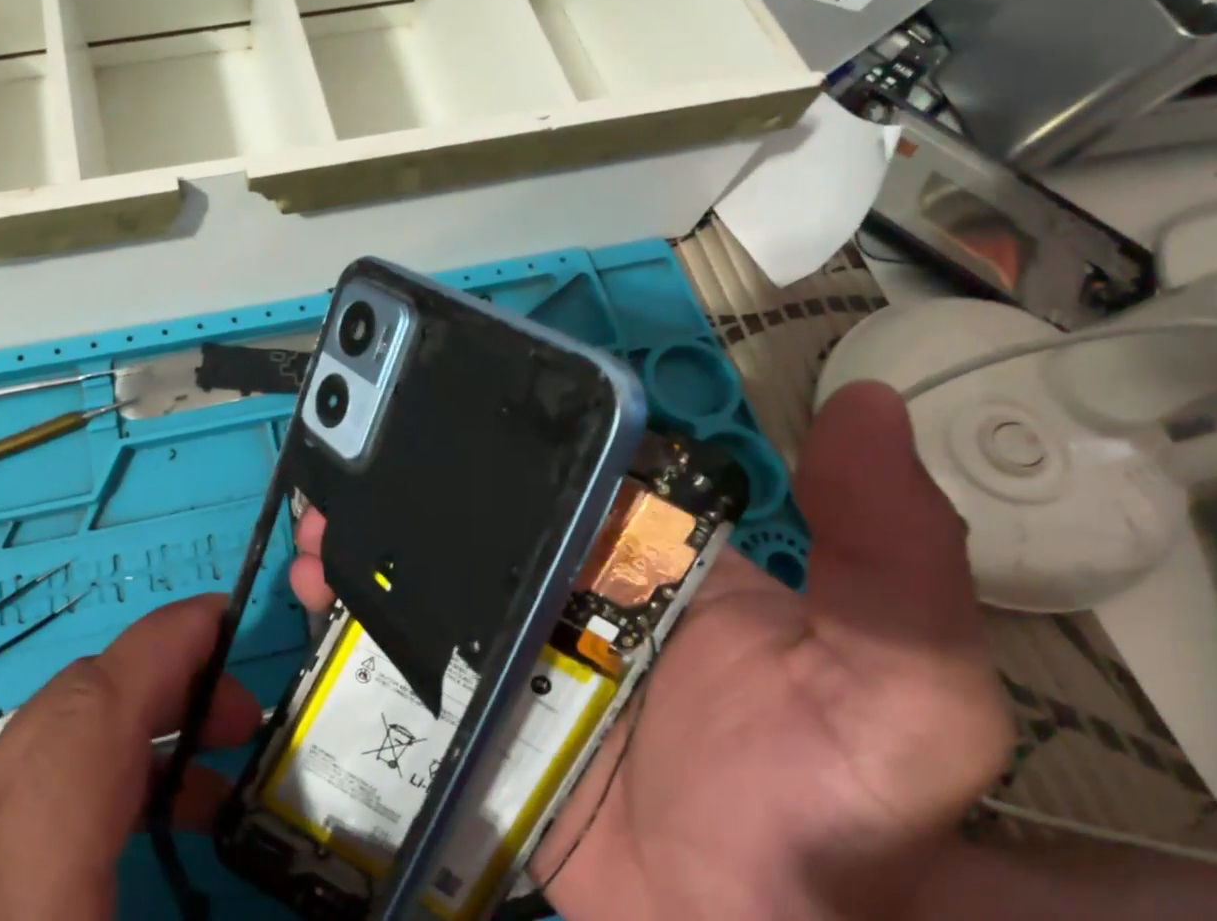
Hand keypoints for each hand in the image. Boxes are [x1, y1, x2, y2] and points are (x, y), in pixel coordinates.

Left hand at [0, 594, 261, 920]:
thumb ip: (213, 903)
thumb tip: (313, 900)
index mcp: (16, 889)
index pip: (91, 716)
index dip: (165, 648)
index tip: (228, 619)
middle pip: (55, 716)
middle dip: (159, 687)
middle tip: (238, 722)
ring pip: (20, 760)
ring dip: (117, 747)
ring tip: (194, 798)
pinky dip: (63, 797)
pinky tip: (100, 854)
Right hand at [290, 382, 1013, 919]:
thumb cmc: (833, 811)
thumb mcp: (900, 682)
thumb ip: (891, 554)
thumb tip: (867, 405)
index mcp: (657, 560)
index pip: (563, 478)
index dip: (489, 447)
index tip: (419, 427)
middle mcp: (582, 602)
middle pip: (478, 533)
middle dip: (404, 504)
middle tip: (337, 497)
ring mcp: (527, 668)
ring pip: (437, 597)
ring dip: (375, 568)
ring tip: (316, 554)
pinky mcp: (489, 731)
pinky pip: (421, 678)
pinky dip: (370, 648)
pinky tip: (325, 624)